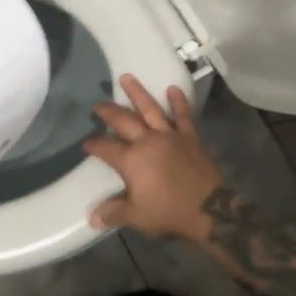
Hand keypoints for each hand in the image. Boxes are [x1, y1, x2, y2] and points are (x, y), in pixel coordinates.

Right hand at [82, 74, 226, 242]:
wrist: (209, 210)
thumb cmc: (169, 212)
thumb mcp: (136, 216)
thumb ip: (113, 212)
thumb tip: (92, 217)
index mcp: (131, 160)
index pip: (105, 148)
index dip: (94, 145)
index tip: (86, 143)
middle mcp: (147, 141)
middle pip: (123, 121)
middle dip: (108, 111)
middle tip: (98, 105)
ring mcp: (170, 136)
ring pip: (150, 109)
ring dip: (138, 93)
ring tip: (127, 77)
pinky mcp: (190, 137)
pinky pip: (183, 115)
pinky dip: (179, 101)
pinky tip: (173, 89)